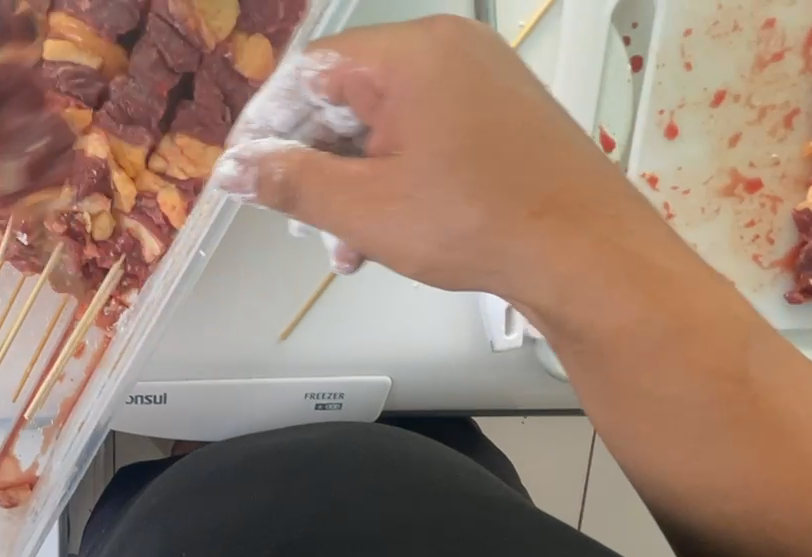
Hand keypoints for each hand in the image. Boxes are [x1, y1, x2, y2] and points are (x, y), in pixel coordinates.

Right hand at [209, 16, 679, 307]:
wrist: (578, 248)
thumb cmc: (472, 221)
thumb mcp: (360, 207)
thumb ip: (287, 182)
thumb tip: (233, 169)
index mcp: (409, 56)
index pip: (307, 74)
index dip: (265, 126)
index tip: (242, 175)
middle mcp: (443, 52)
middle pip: (341, 99)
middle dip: (308, 166)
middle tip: (295, 221)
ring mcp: (471, 81)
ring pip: (375, 127)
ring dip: (343, 187)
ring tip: (339, 244)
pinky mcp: (487, 114)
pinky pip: (412, 138)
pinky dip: (383, 182)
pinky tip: (374, 235)